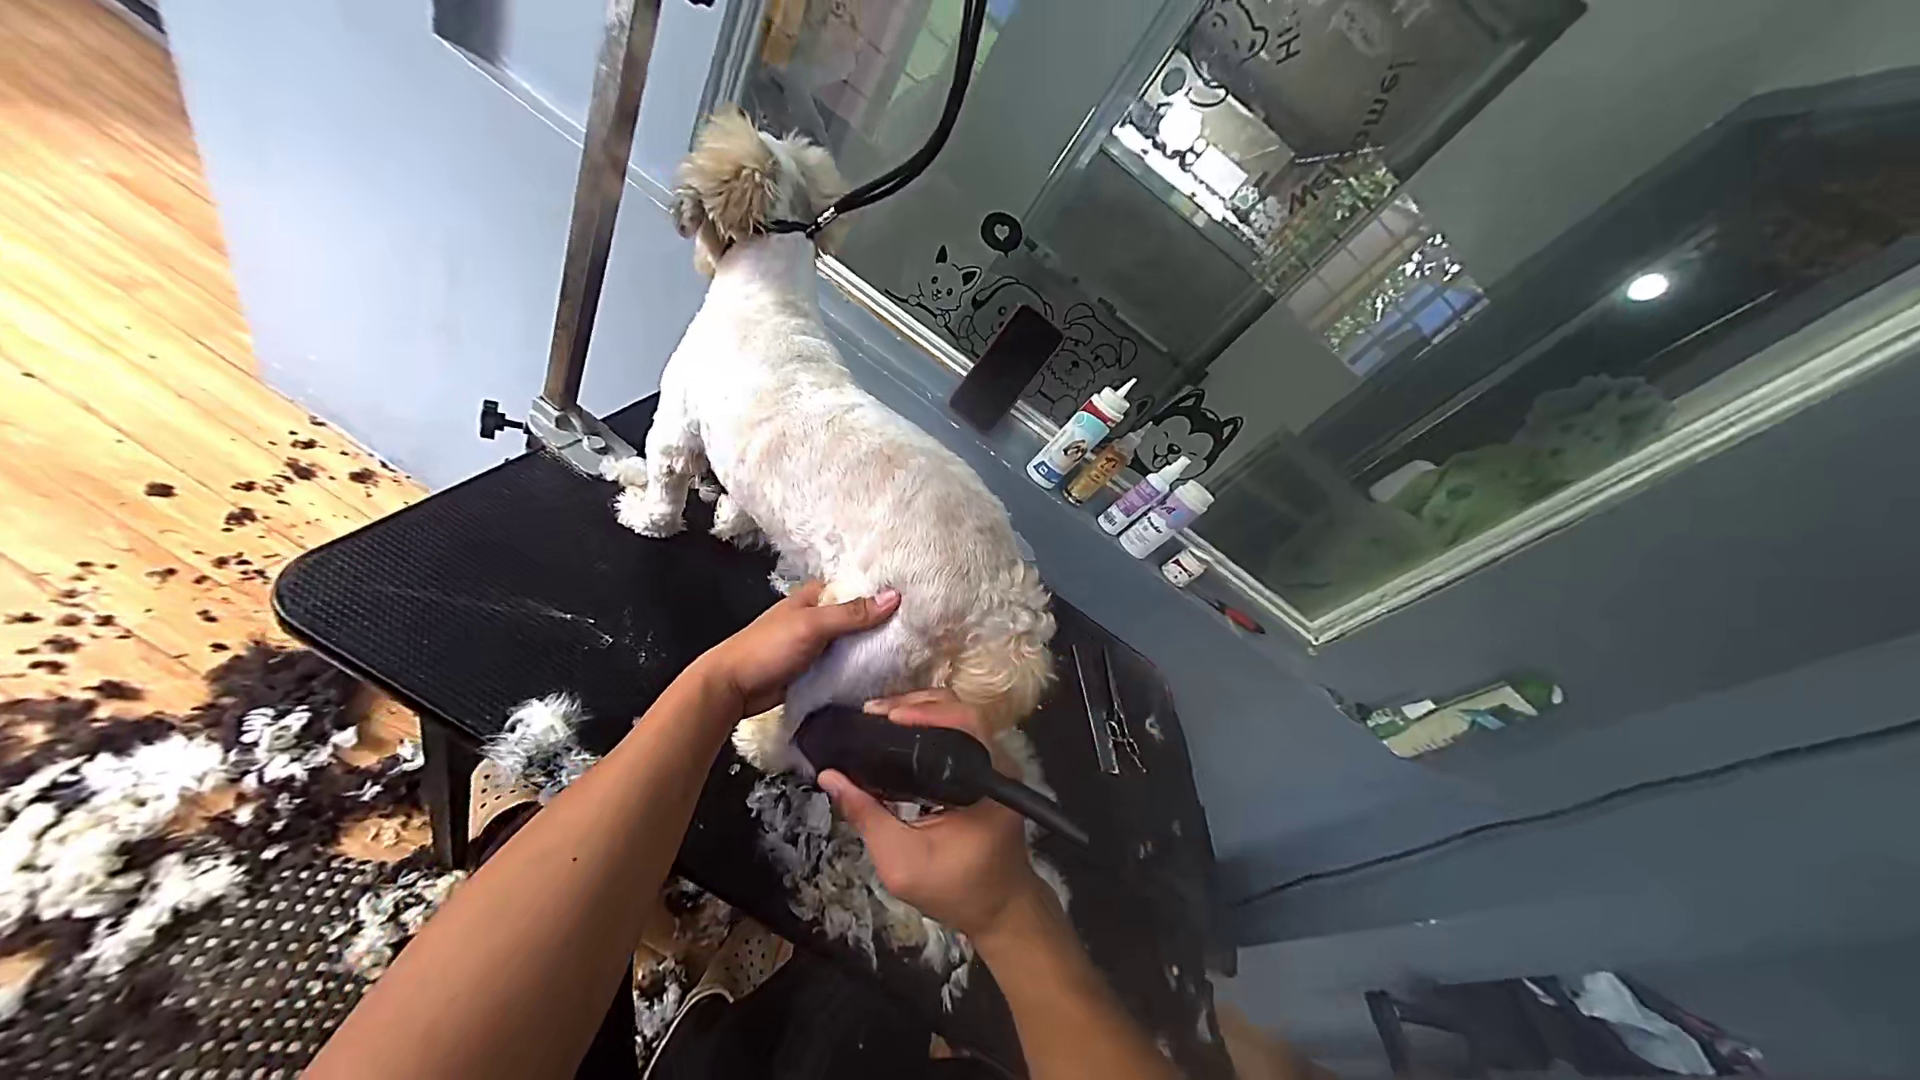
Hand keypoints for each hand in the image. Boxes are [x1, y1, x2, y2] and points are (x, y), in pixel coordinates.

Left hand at [693, 581, 899, 716]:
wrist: (733, 688)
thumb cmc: (767, 648)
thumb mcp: (812, 625)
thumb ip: (852, 613)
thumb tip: (893, 596)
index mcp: (815, 596)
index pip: (856, 587)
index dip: (881, 591)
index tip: (914, 597)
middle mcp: (818, 616)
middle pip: (858, 615)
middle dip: (882, 621)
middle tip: (918, 628)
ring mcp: (817, 644)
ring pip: (853, 641)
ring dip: (873, 646)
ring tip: (910, 649)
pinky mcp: (816, 668)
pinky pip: (845, 663)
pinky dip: (860, 666)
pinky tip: (884, 671)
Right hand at [818, 690, 1047, 938]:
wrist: (998, 908)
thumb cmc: (955, 890)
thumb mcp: (902, 862)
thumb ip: (867, 817)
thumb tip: (830, 776)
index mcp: (987, 780)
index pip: (965, 722)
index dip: (926, 710)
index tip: (887, 716)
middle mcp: (997, 762)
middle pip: (961, 710)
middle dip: (916, 703)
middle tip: (875, 712)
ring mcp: (995, 762)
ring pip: (959, 716)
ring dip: (921, 710)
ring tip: (882, 717)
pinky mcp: (986, 767)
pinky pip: (959, 732)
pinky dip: (929, 725)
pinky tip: (900, 731)